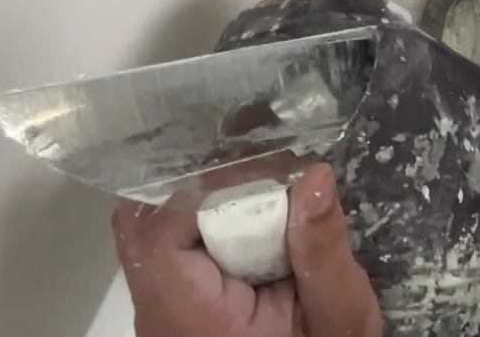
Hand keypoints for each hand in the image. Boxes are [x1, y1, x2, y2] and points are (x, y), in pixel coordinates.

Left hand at [112, 164, 381, 336]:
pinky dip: (208, 213)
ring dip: (203, 194)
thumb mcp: (337, 315)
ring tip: (262, 175)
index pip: (160, 234)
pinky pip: (172, 242)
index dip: (204, 187)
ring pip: (154, 227)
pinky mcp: (174, 302)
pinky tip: (254, 202)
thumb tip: (316, 174)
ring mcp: (160, 309)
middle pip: (142, 224)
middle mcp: (158, 314)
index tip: (265, 166)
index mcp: (189, 320)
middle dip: (197, 180)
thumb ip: (322, 251)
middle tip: (260, 160)